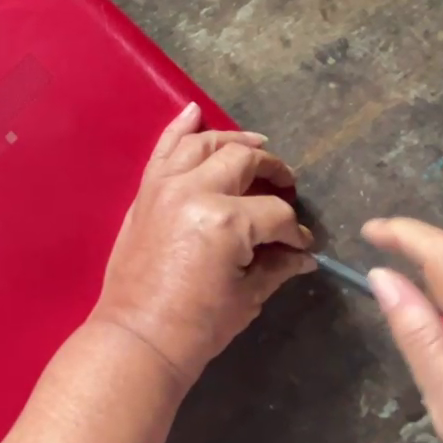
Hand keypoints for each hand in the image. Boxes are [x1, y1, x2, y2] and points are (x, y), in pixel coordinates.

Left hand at [88, 102, 314, 390]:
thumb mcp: (247, 295)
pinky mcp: (146, 188)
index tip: (302, 244)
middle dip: (271, 170)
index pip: (274, 213)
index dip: (294, 230)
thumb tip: (303, 254)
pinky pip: (164, 147)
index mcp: (224, 220)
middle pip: (242, 162)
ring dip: (233, 140)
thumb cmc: (199, 322)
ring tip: (258, 145)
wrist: (139, 331)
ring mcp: (165, 184)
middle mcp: (193, 190)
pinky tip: (195, 111)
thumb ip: (276, 265)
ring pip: (204, 144)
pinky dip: (180, 126)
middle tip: (287, 183)